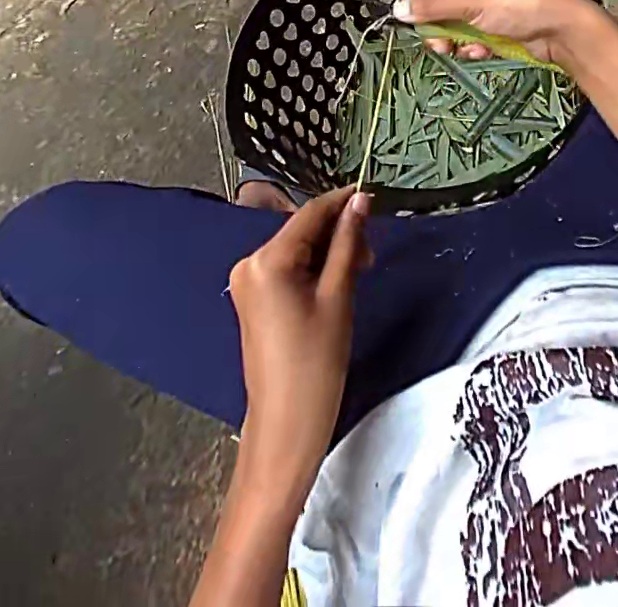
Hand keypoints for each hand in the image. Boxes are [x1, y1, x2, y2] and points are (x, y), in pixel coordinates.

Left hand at [229, 187, 370, 482]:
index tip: (370, 195)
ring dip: (328, 251)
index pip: (308, 214)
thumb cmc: (317, 361)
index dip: (341, 202)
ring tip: (358, 270)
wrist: (286, 423)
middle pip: (300, 230)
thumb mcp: (338, 295)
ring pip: (296, 249)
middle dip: (336, 233)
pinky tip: (336, 279)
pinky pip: (287, 268)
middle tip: (370, 253)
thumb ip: (348, 242)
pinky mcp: (253, 297)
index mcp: (266, 260)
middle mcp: (248, 263)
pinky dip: (313, 268)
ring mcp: (247, 281)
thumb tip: (360, 200)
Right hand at [393, 0, 611, 66]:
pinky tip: (484, 49)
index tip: (408, 26)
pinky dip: (473, 48)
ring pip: (451, 29)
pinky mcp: (491, 28)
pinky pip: (469, 40)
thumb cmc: (518, 5)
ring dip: (456, 42)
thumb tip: (397, 11)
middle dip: (438, 30)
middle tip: (442, 45)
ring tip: (466, 48)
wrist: (559, 28)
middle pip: (437, 10)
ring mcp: (482, 8)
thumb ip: (432, 8)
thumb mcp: (470, 3)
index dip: (416, 7)